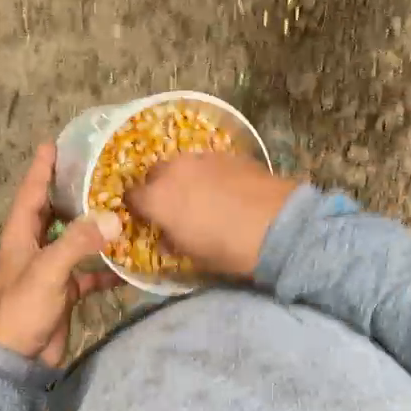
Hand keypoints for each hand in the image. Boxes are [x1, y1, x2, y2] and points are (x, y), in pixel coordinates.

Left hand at [0, 145, 124, 365]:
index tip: (54, 143)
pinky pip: (89, 274)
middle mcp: (33, 248)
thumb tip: (114, 218)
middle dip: (72, 192)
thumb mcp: (48, 271)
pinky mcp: (64, 293)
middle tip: (99, 172)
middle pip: (53, 212)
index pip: (31, 193)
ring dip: (95, 228)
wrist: (17, 360)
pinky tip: (129, 264)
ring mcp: (50, 271)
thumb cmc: (22, 310)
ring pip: (74, 241)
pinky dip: (106, 269)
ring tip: (121, 209)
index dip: (41, 168)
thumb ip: (78, 242)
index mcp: (20, 236)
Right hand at [127, 152, 298, 278]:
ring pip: (183, 164)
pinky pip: (209, 162)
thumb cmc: (228, 249)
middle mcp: (175, 170)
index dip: (138, 208)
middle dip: (159, 188)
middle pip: (155, 173)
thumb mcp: (193, 256)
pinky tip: (225, 189)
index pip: (132, 197)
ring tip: (201, 196)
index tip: (147, 219)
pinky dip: (210, 174)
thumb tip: (167, 237)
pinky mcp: (229, 154)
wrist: (278, 226)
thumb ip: (173, 242)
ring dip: (185, 178)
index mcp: (158, 198)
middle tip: (173, 206)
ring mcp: (203, 158)